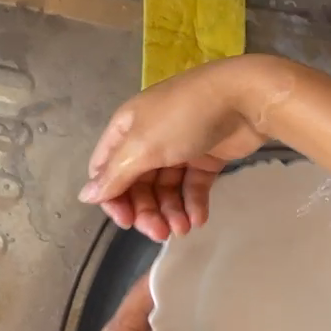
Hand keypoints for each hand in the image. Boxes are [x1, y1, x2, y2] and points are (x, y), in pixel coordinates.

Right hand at [78, 56, 280, 240]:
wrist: (245, 97)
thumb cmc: (184, 117)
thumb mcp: (143, 145)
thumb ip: (115, 175)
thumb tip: (85, 196)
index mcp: (126, 129)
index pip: (106, 170)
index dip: (112, 198)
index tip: (126, 221)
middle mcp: (148, 138)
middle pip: (137, 184)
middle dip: (146, 210)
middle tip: (161, 233)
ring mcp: (178, 147)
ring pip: (165, 189)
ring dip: (170, 211)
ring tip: (184, 229)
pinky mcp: (206, 156)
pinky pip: (192, 186)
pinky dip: (193, 203)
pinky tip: (199, 219)